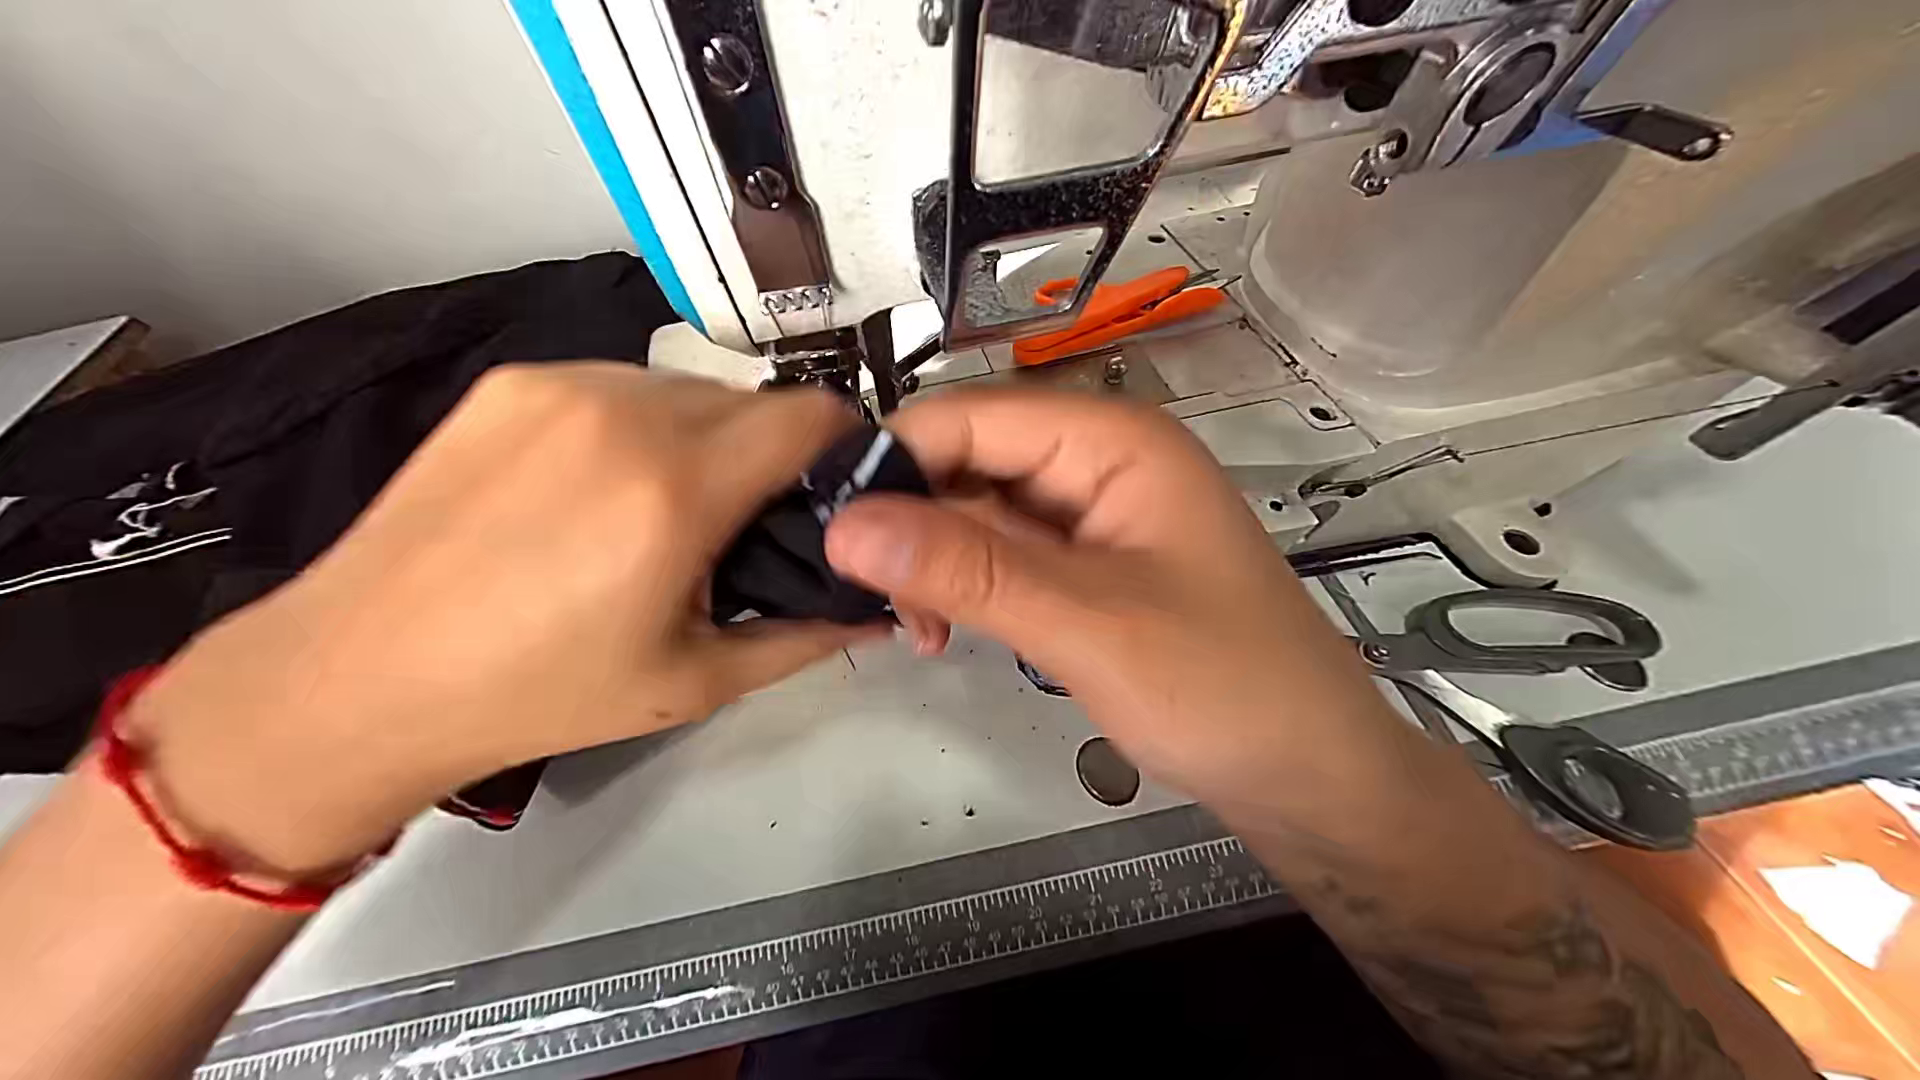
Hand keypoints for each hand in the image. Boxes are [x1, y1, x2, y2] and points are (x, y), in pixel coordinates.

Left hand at [126, 364, 876, 873]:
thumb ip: (807, 635)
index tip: (843, 485)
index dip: (845, 443)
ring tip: (679, 506)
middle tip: (756, 519)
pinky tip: (612, 486)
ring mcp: (562, 386)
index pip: (809, 417)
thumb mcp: (699, 679)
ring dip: (715, 437)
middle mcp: (624, 412)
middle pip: (757, 401)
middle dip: (779, 452)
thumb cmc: (544, 695)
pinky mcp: (513, 382)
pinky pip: (627, 386)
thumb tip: (879, 611)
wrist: (358, 679)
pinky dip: (651, 425)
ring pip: (694, 389)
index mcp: (676, 489)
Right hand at [824, 387, 1411, 815]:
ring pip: (976, 513)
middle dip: (912, 522)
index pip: (971, 417)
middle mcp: (1096, 462)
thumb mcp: (1085, 623)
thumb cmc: (1221, 687)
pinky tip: (944, 628)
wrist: (1305, 775)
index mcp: (1112, 441)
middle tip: (873, 597)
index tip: (831, 527)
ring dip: (934, 562)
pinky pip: (1000, 555)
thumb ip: (967, 569)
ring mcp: (1088, 515)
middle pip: (969, 462)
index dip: (895, 459)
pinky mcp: (1082, 564)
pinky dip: (963, 586)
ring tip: (916, 629)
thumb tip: (845, 524)